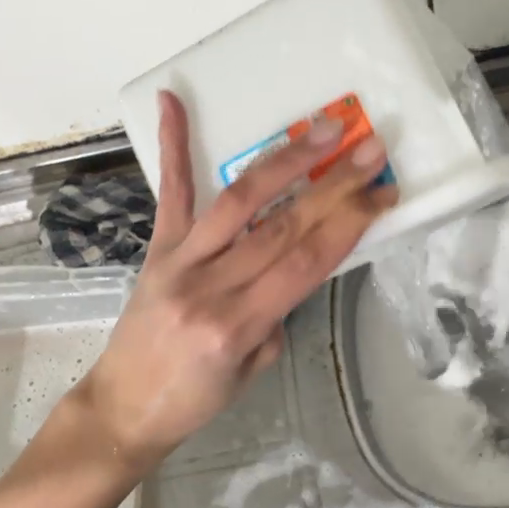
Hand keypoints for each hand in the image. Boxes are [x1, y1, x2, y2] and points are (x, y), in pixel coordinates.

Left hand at [78, 91, 396, 459]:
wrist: (123, 408)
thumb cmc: (196, 398)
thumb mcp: (253, 368)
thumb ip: (277, 313)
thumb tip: (295, 264)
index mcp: (239, 324)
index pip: (306, 262)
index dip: (350, 222)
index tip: (385, 193)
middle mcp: (209, 285)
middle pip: (283, 225)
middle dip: (334, 184)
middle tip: (371, 149)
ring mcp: (179, 261)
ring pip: (238, 201)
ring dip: (284, 160)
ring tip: (320, 128)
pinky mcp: (156, 248)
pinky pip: (171, 194)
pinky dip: (173, 145)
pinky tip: (173, 99)